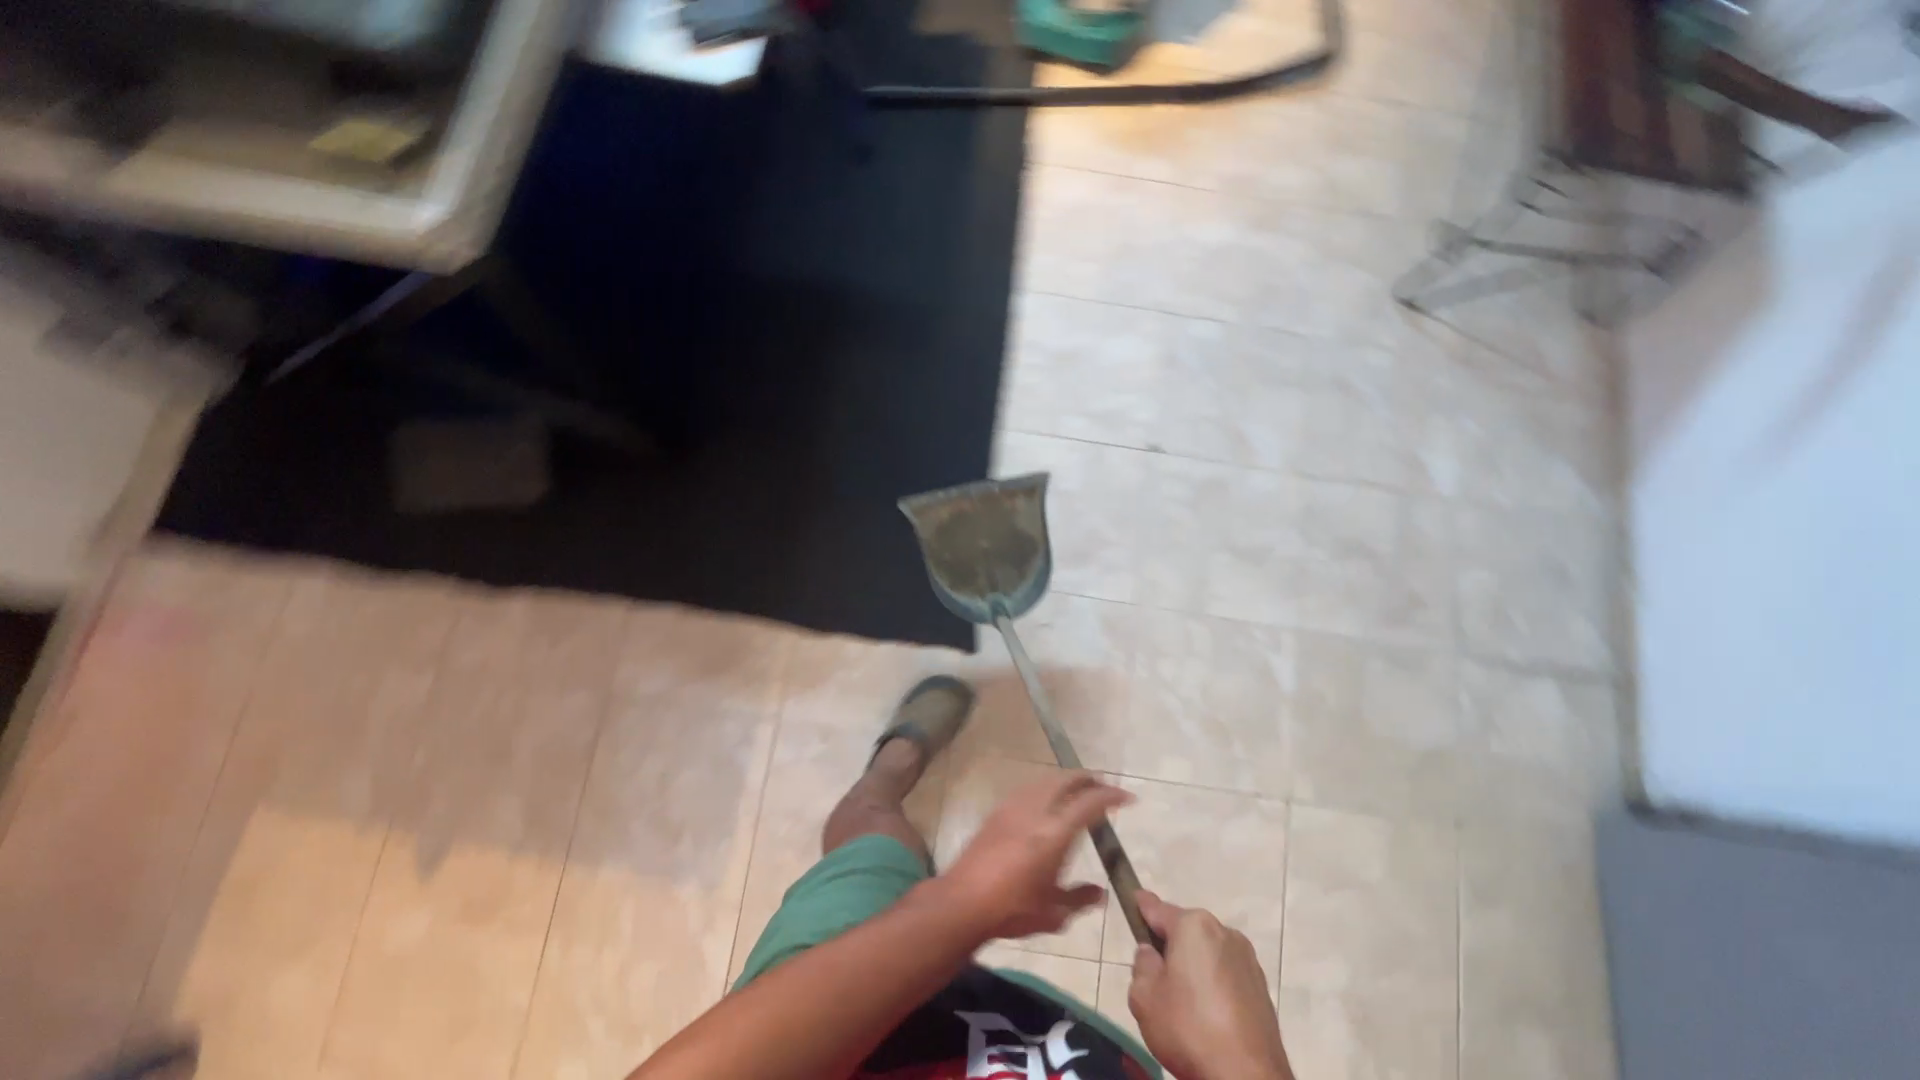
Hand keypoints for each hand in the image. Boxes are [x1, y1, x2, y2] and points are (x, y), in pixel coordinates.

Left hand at [939, 771, 1129, 940]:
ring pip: (1043, 781)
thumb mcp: (1054, 913)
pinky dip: (1043, 788)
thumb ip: (1080, 899)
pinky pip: (1026, 790)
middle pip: (1065, 781)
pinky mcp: (995, 814)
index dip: (1111, 796)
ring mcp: (1012, 810)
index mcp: (1054, 834)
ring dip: (1064, 781)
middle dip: (1088, 779)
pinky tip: (1044, 802)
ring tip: (1077, 791)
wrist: (962, 903)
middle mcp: (1034, 813)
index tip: (1128, 798)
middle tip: (1103, 786)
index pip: (1089, 803)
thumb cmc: (1012, 910)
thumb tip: (1101, 893)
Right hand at [1127, 891, 1291, 1079]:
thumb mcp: (1144, 996)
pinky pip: (1226, 975)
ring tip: (1182, 1004)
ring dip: (1193, 967)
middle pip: (1186, 932)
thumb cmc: (1188, 1028)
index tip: (1134, 899)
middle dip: (1170, 945)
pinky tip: (1206, 1016)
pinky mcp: (1261, 988)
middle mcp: (1225, 933)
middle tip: (1154, 977)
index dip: (1142, 906)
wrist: (1246, 1077)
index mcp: (1194, 927)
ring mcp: (1247, 960)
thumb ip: (1142, 965)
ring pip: (1207, 954)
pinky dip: (1213, 986)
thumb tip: (1152, 953)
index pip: (1158, 909)